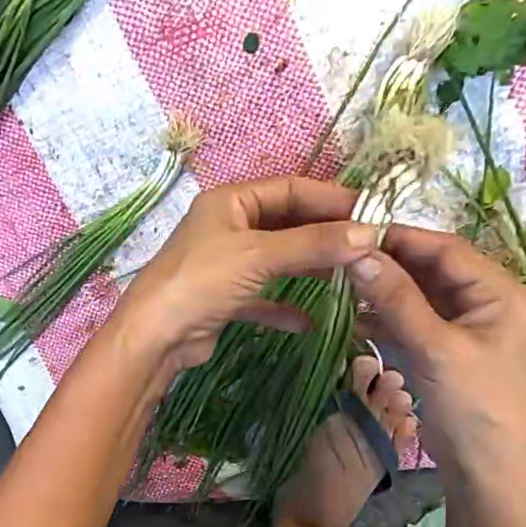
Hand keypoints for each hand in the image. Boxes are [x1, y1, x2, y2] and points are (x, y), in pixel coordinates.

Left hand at [108, 177, 374, 373]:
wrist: (155, 337)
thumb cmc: (201, 281)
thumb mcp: (260, 256)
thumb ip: (314, 245)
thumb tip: (368, 235)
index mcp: (232, 202)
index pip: (292, 189)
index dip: (332, 199)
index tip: (371, 212)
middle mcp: (231, 226)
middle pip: (289, 223)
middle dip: (326, 235)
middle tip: (368, 246)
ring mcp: (228, 263)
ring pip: (281, 259)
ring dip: (312, 268)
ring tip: (351, 278)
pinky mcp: (227, 297)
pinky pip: (266, 296)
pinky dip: (287, 307)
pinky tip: (310, 321)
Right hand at [347, 225, 525, 475]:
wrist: (487, 476)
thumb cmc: (474, 409)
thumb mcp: (436, 350)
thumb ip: (397, 299)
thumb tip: (358, 253)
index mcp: (503, 293)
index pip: (448, 250)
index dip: (403, 238)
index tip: (356, 233)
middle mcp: (490, 303)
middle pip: (435, 270)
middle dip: (391, 265)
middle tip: (344, 258)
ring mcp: (469, 329)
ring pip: (422, 296)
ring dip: (387, 291)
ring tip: (343, 283)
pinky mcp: (450, 352)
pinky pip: (417, 323)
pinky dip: (390, 318)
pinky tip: (356, 315)